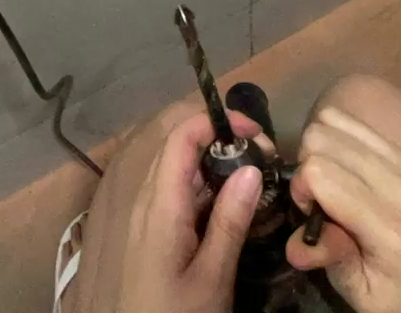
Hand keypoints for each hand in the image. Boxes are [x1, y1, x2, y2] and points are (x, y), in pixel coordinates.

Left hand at [104, 112, 264, 312]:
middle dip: (218, 137)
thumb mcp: (212, 279)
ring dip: (209, 160)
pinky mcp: (142, 228)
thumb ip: (229, 222)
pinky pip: (169, 189)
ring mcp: (139, 212)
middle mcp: (144, 196)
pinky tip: (224, 201)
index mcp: (160, 202)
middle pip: (177, 145)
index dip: (216, 120)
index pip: (181, 135)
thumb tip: (251, 170)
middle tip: (260, 154)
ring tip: (251, 173)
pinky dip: (198, 183)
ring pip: (173, 166)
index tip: (255, 130)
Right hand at [286, 108, 400, 312]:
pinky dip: (339, 140)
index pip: (320, 172)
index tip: (310, 214)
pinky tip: (348, 171)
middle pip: (321, 137)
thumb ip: (330, 261)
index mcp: (392, 229)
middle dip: (306, 164)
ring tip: (332, 182)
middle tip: (318, 199)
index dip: (301, 189)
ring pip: (334, 120)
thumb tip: (294, 245)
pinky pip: (355, 124)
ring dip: (320, 148)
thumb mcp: (364, 297)